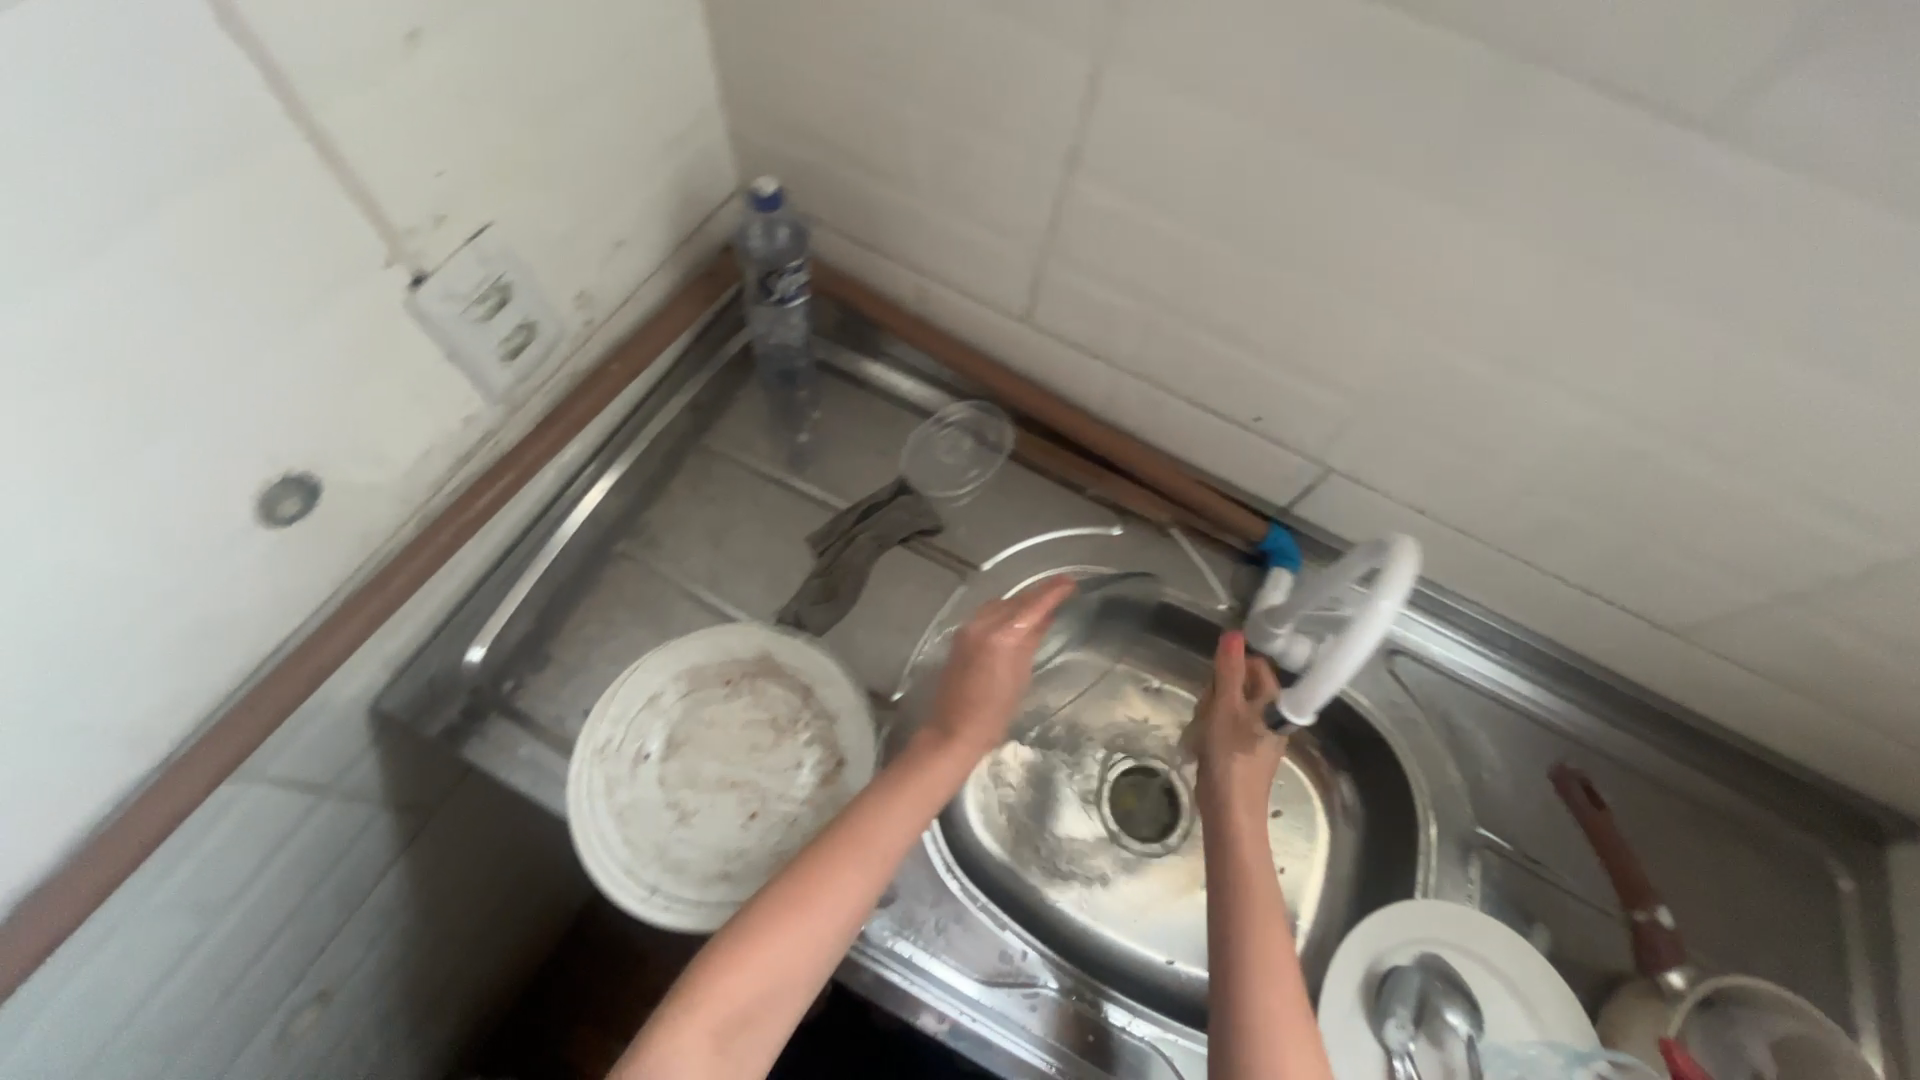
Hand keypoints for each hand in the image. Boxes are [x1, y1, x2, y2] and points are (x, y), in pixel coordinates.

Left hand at [922, 575, 1077, 756]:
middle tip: (1062, 587)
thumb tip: (1045, 617)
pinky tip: (1018, 615)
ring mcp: (968, 628)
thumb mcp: (1021, 675)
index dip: (1053, 592)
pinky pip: (987, 613)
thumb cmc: (995, 712)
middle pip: (1016, 600)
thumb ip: (1031, 640)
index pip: (1032, 606)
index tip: (1070, 582)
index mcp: (1002, 636)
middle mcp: (983, 625)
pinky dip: (1005, 610)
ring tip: (1043, 600)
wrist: (954, 729)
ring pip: (1000, 603)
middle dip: (1039, 593)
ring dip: (1022, 600)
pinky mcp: (961, 635)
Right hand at [1193, 629, 1287, 815]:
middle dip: (1215, 693)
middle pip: (1236, 684)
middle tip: (1208, 711)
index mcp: (1273, 702)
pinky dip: (1208, 731)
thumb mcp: (1225, 705)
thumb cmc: (1230, 753)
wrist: (1229, 807)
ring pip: (1224, 705)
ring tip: (1202, 732)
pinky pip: (1221, 725)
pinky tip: (1200, 744)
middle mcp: (1269, 715)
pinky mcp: (1239, 748)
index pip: (1255, 665)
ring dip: (1207, 713)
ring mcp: (1255, 733)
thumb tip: (1234, 633)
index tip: (1215, 681)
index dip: (1232, 667)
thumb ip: (1228, 669)